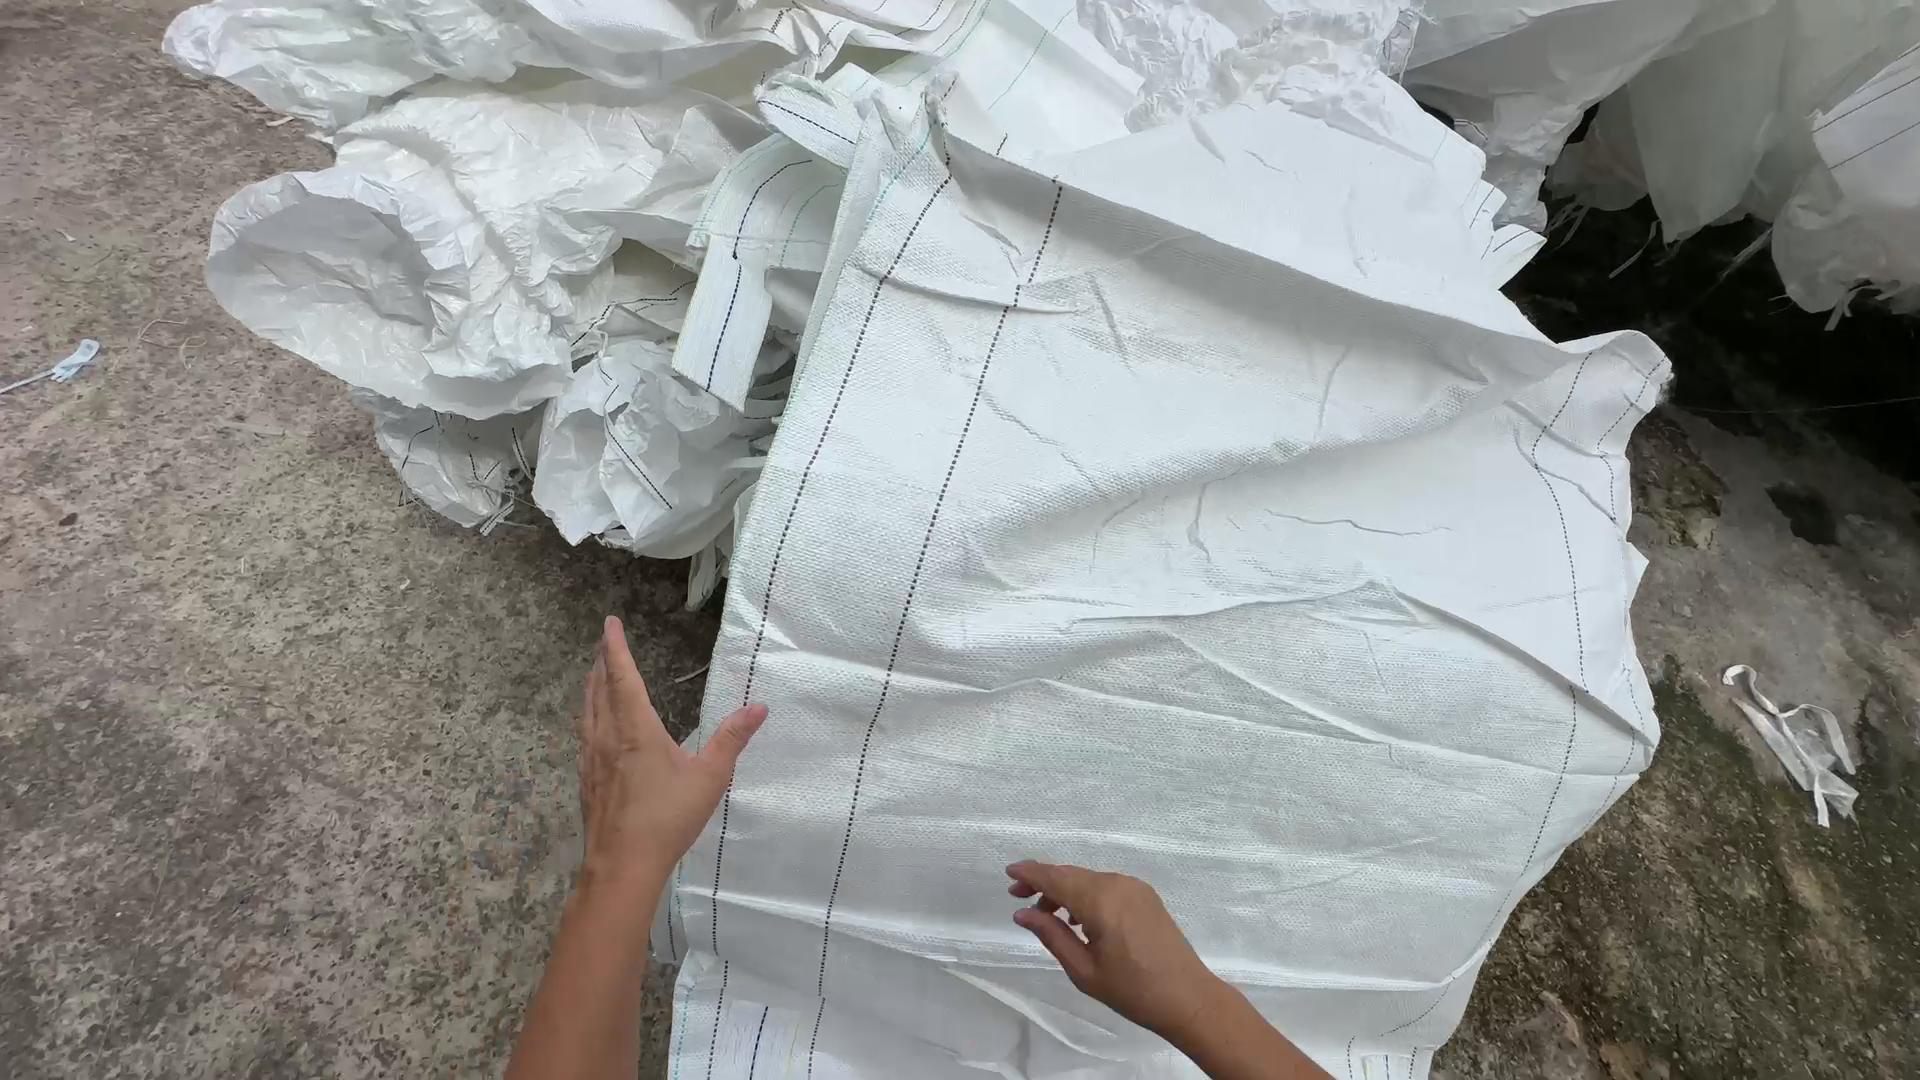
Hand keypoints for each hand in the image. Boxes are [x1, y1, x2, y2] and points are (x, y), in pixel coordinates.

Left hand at [577, 616, 765, 891]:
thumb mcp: (710, 776)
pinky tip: (597, 726)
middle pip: (598, 689)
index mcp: (635, 729)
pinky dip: (590, 714)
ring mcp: (592, 760)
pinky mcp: (587, 781)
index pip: (622, 677)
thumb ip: (733, 738)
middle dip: (601, 662)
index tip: (609, 623)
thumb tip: (760, 705)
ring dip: (592, 686)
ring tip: (596, 674)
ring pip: (587, 711)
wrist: (622, 867)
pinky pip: (585, 734)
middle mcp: (608, 737)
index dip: (615, 647)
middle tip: (604, 641)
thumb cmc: (668, 817)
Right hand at [1006, 861, 1224, 1039]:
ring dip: (1065, 890)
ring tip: (1047, 914)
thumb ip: (1052, 935)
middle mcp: (1116, 883)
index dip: (1030, 873)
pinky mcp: (1144, 894)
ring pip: (1087, 879)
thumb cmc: (1133, 991)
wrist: (1189, 998)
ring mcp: (1133, 886)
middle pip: (1070, 874)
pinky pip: (1105, 885)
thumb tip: (1023, 913)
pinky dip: (1086, 894)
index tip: (1008, 872)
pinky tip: (1079, 918)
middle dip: (1043, 882)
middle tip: (1019, 897)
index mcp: (1100, 901)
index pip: (1056, 878)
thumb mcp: (1084, 971)